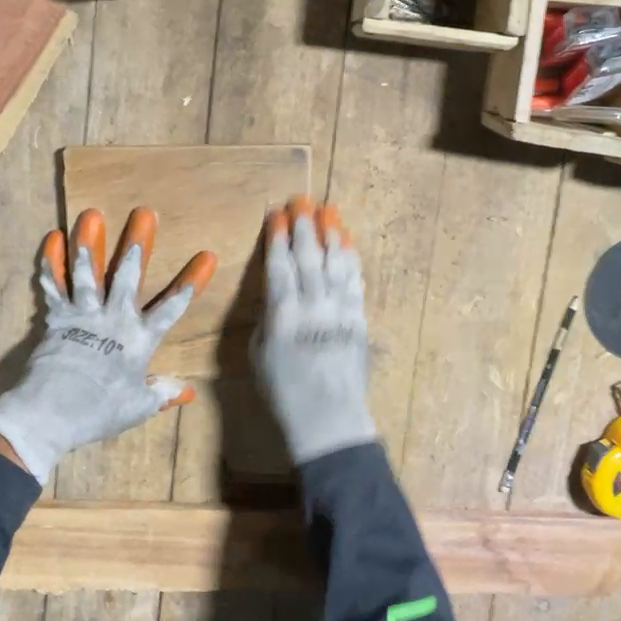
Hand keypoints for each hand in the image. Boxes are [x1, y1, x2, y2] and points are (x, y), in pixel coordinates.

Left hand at [0, 208, 214, 483]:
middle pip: (128, 277)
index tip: (207, 255)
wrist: (46, 416)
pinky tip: (52, 239)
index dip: (191, 281)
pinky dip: (52, 264)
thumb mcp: (137, 408)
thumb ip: (163, 394)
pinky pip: (54, 287)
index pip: (172, 307)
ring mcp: (83, 316)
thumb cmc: (96, 413)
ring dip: (90, 243)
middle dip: (137, 244)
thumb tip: (189, 390)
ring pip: (88, 273)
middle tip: (144, 214)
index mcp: (139, 341)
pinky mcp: (57, 318)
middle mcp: (114, 320)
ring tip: (91, 216)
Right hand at [253, 196, 376, 465]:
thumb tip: (278, 292)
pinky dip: (351, 260)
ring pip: (336, 264)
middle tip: (302, 201)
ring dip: (332, 235)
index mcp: (283, 318)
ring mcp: (340, 313)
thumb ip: (268, 318)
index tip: (278, 214)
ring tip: (328, 212)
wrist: (329, 419)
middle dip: (305, 226)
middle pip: (309, 258)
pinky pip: (355, 282)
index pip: (280, 267)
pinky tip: (348, 243)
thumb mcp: (260, 355)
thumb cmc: (285, 393)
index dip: (279, 238)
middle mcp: (313, 309)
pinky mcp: (359, 320)